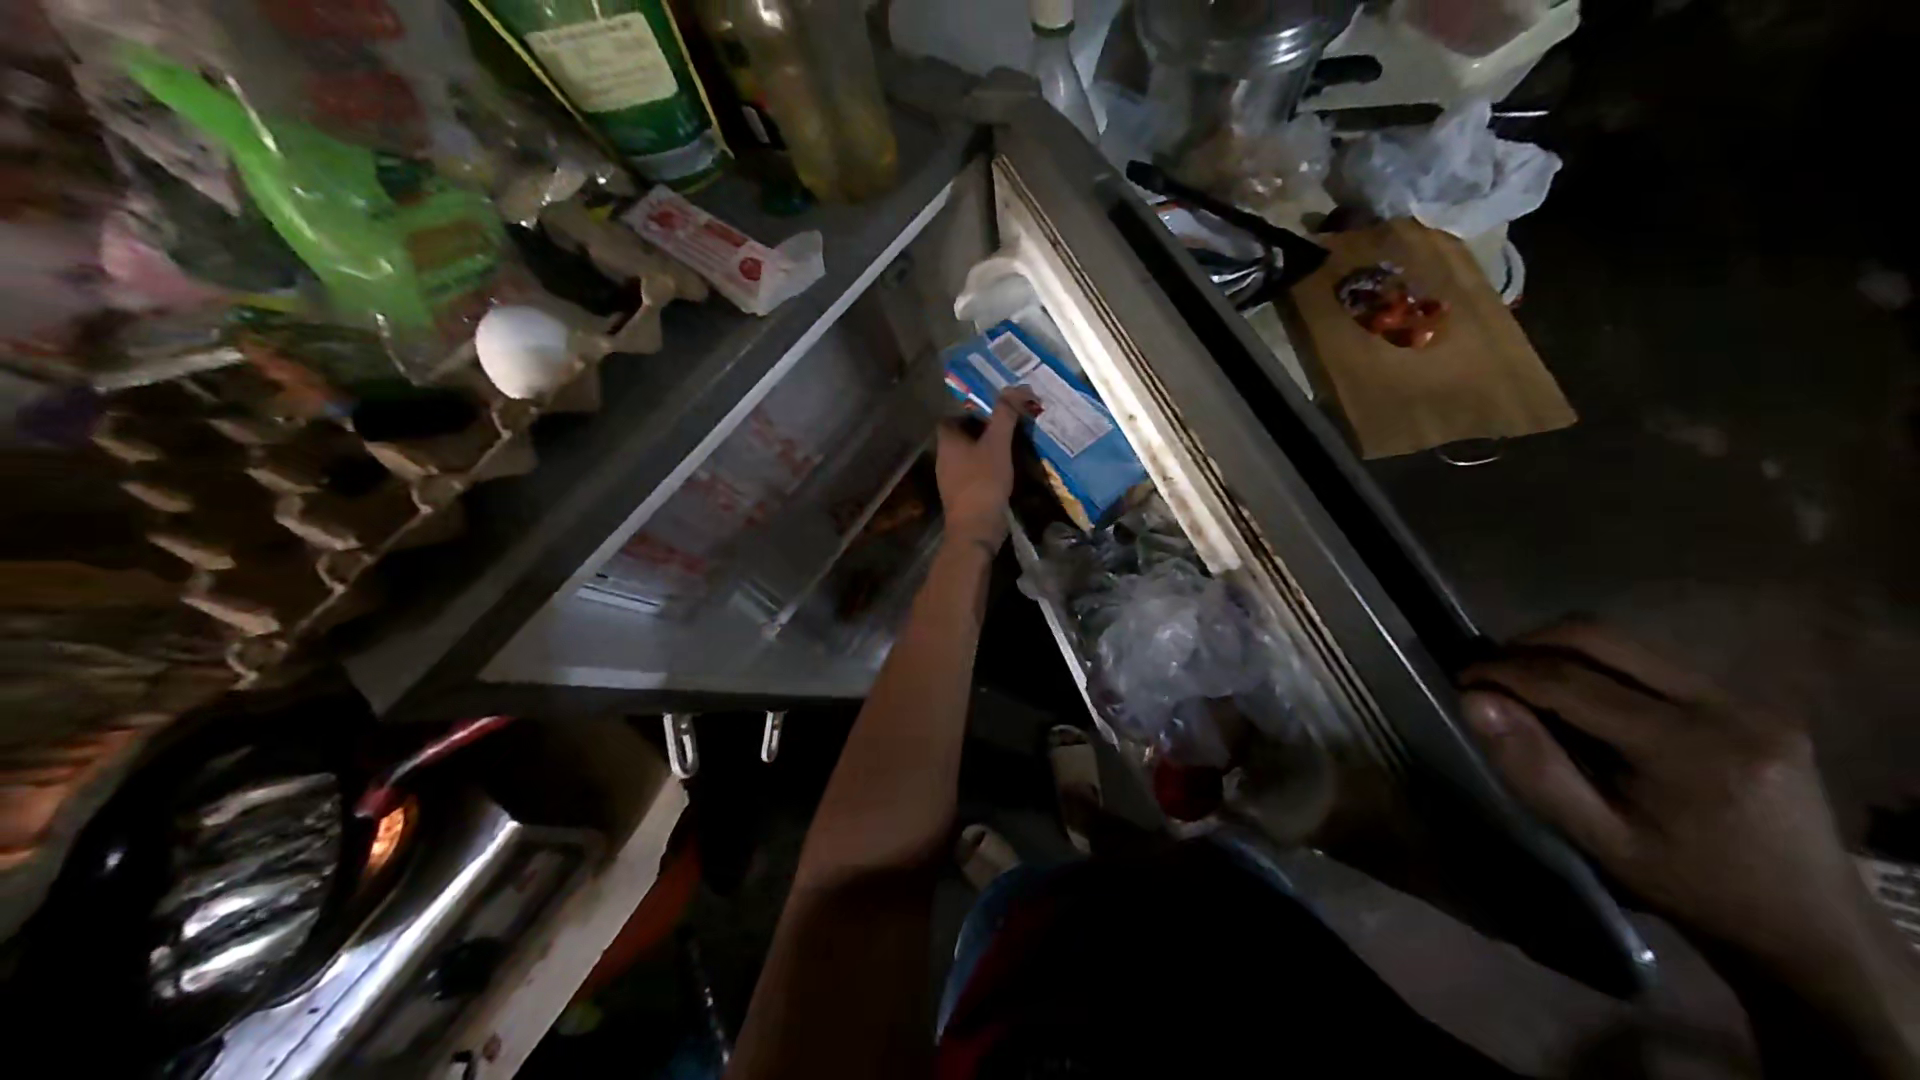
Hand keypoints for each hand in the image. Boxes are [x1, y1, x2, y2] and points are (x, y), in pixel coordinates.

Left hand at [935, 388, 1032, 551]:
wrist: (976, 529)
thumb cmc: (983, 482)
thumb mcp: (998, 444)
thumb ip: (1005, 415)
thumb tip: (1018, 387)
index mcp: (947, 442)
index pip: (951, 418)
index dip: (970, 412)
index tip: (994, 414)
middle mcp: (944, 459)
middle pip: (961, 437)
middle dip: (983, 431)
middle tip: (1008, 429)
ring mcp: (951, 480)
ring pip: (968, 457)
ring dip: (987, 451)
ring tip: (1012, 449)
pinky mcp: (962, 497)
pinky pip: (974, 475)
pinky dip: (988, 470)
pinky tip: (1007, 472)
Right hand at [1459, 622, 1870, 975]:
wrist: (1806, 924)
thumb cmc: (1687, 887)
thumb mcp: (1596, 838)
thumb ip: (1534, 766)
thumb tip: (1474, 700)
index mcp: (1691, 748)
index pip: (1572, 680)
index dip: (1504, 671)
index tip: (1460, 678)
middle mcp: (1727, 707)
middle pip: (1600, 638)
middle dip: (1528, 646)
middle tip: (1488, 673)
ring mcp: (1746, 699)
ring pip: (1624, 642)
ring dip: (1560, 652)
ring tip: (1523, 683)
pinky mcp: (1749, 701)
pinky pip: (1649, 661)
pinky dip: (1596, 665)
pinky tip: (1576, 697)